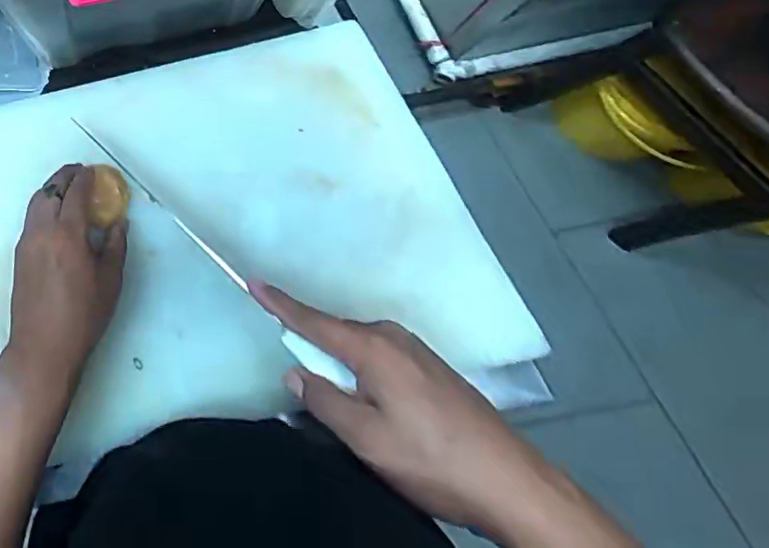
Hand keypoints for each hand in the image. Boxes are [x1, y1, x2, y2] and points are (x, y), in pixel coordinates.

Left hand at [4, 164, 127, 389]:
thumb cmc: (82, 317)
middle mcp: (42, 230)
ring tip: (68, 188)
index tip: (95, 171)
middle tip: (81, 172)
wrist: (42, 348)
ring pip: (36, 201)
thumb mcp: (110, 282)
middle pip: (51, 190)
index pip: (76, 193)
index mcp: (67, 234)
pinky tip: (56, 214)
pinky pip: (31, 217)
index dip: (86, 178)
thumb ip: (115, 246)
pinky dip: (43, 204)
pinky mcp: (19, 254)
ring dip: (52, 188)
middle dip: (66, 176)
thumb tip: (118, 223)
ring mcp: (26, 241)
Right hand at [252, 283, 635, 547]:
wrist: (515, 485)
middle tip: (311, 392)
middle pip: (337, 335)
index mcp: (373, 348)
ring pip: (361, 349)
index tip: (253, 283)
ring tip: (350, 412)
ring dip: (344, 369)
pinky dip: (366, 374)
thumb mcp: (367, 438)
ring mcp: (417, 350)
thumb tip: (296, 372)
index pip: (313, 320)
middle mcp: (393, 337)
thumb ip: (323, 400)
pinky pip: (382, 359)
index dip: (280, 304)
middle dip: (316, 352)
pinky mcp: (433, 368)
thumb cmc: (433, 460)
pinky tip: (379, 409)